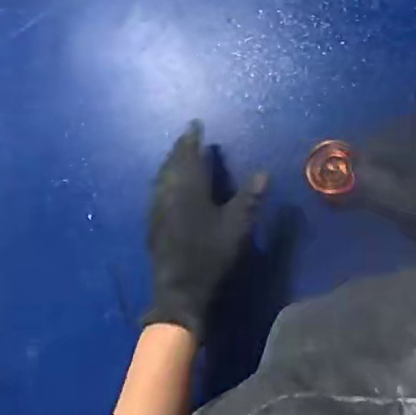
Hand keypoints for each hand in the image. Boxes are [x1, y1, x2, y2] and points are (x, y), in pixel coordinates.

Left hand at [145, 121, 268, 337]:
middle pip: (172, 162)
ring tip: (179, 156)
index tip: (195, 125)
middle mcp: (167, 191)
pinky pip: (158, 189)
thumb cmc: (210, 255)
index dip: (192, 138)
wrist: (179, 289)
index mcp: (188, 186)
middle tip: (187, 138)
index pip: (188, 154)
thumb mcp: (237, 227)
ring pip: (162, 175)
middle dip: (180, 148)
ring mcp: (156, 206)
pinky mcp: (152, 221)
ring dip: (171, 163)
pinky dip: (165, 179)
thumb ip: (249, 198)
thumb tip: (263, 172)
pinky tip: (170, 186)